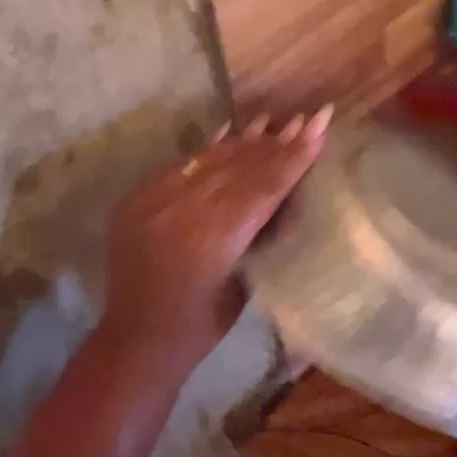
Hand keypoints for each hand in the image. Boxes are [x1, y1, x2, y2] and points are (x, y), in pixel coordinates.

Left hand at [100, 107, 332, 367]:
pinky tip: (229, 134)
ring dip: (244, 142)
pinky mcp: (137, 199)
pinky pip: (179, 168)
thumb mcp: (244, 283)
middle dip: (276, 142)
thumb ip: (258, 234)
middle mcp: (182, 211)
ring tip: (273, 120)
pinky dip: (207, 151)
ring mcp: (154, 202)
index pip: (263, 186)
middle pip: (238, 168)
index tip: (320, 125)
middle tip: (307, 117)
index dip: (294, 156)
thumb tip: (281, 195)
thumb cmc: (202, 326)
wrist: (136, 340)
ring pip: (210, 162)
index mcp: (214, 238)